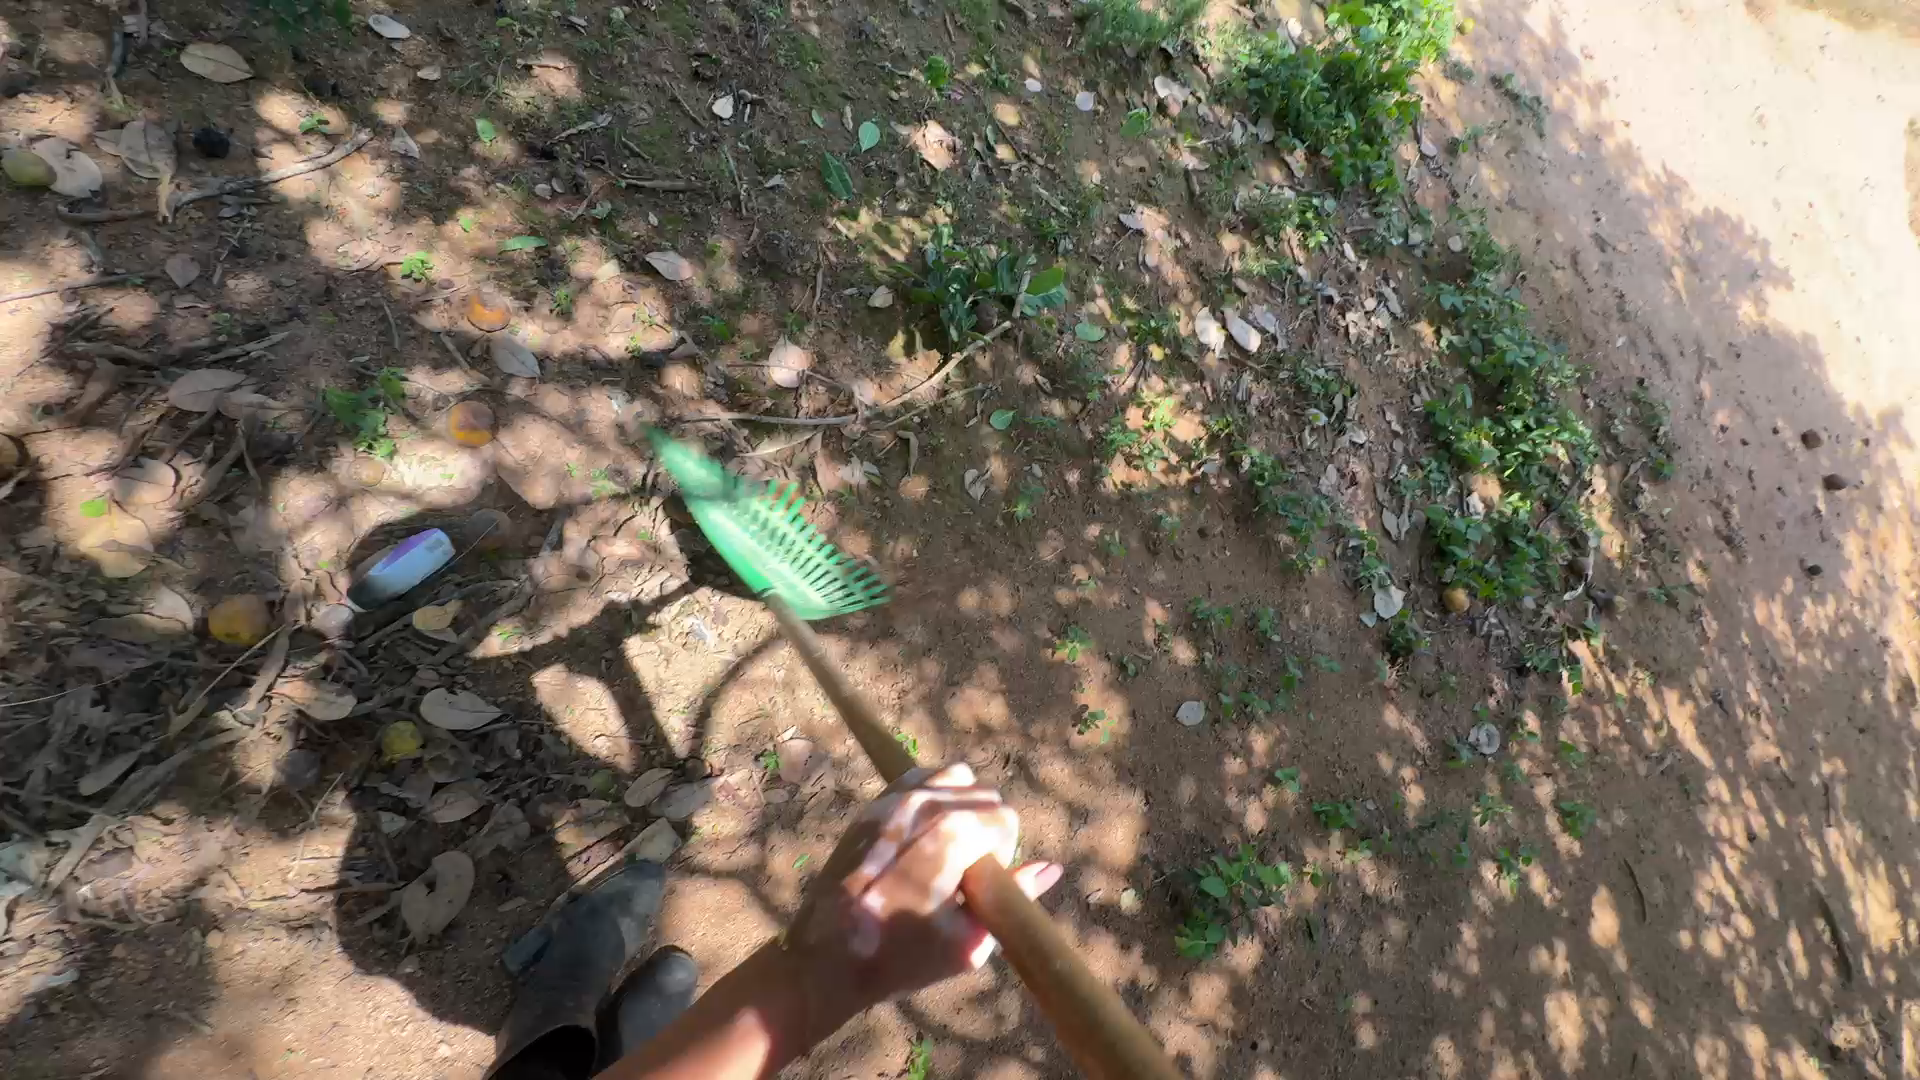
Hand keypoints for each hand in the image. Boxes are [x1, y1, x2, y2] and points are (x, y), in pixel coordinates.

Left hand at [787, 763, 1061, 1017]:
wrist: (828, 953)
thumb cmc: (903, 955)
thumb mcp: (970, 940)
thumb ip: (1015, 894)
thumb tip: (1052, 868)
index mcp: (957, 832)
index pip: (1007, 818)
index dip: (1003, 854)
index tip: (980, 883)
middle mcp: (930, 801)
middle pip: (984, 794)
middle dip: (985, 827)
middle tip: (962, 871)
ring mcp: (899, 795)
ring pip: (955, 776)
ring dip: (962, 804)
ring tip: (945, 846)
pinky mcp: (877, 799)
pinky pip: (921, 776)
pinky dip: (933, 795)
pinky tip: (922, 833)